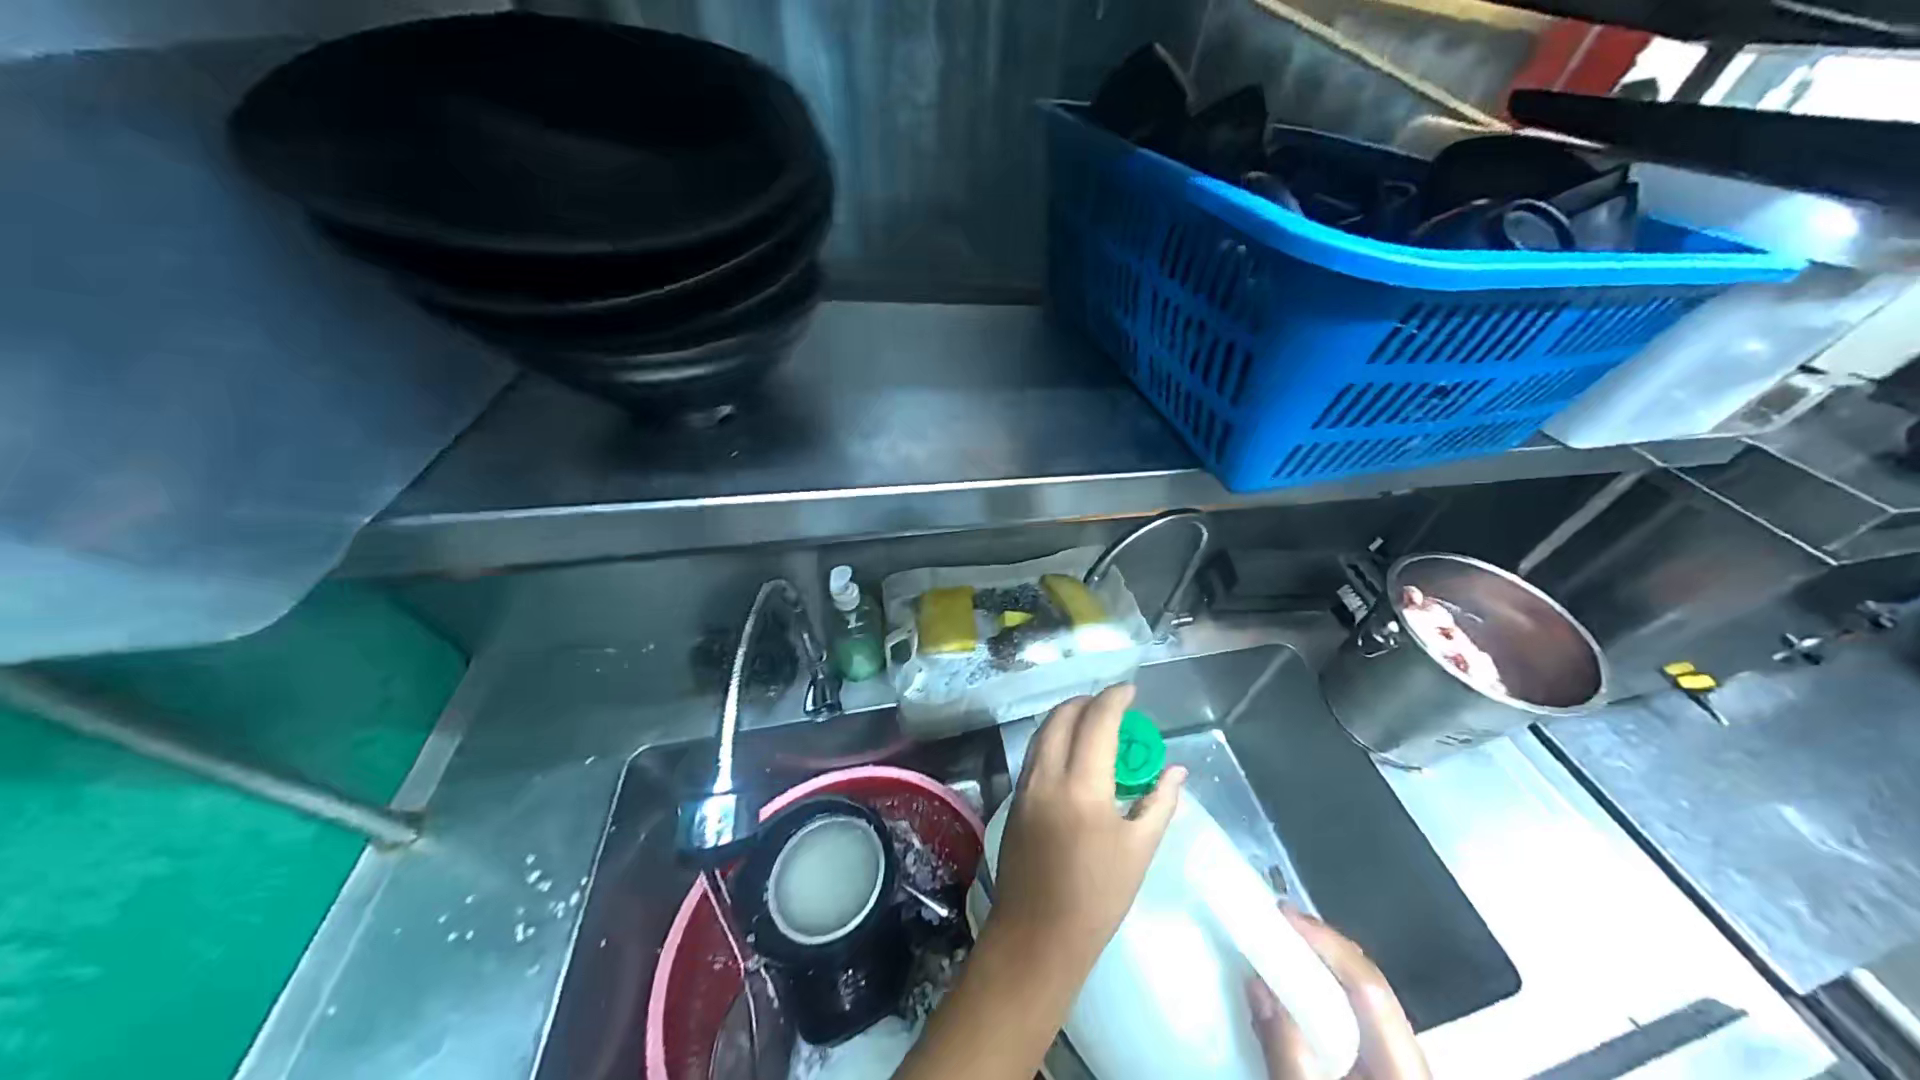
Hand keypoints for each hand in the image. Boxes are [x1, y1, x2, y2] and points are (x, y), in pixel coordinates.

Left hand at [991, 684, 1186, 970]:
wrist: (1038, 934)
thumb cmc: (1098, 896)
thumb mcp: (1139, 851)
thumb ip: (1159, 803)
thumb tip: (1176, 771)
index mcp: (1082, 786)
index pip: (1097, 722)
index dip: (1114, 699)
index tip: (1130, 690)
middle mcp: (1047, 776)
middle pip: (1062, 717)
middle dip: (1086, 701)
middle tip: (1111, 704)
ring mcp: (1025, 786)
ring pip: (1043, 733)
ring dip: (1066, 717)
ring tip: (1091, 721)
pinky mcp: (1014, 800)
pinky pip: (1034, 754)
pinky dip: (1053, 739)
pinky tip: (1071, 752)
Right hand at [1247, 909, 1429, 1079]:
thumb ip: (1288, 1055)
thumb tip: (1257, 982)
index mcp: (1406, 1072)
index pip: (1369, 988)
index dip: (1324, 943)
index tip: (1278, 914)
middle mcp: (1410, 1067)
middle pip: (1367, 992)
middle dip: (1317, 953)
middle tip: (1268, 926)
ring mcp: (1397, 1075)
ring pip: (1359, 1011)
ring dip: (1315, 977)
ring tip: (1273, 952)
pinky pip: (1351, 1034)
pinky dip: (1318, 1009)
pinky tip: (1289, 1004)